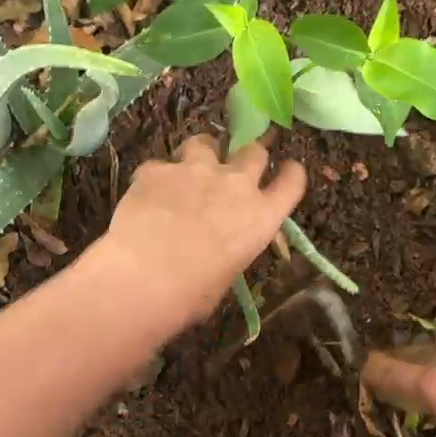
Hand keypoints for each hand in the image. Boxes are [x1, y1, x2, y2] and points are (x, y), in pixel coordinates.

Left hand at [96, 134, 306, 325]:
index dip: (290, 174)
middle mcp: (235, 185)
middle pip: (254, 152)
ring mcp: (196, 171)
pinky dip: (157, 177)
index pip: (292, 182)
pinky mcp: (158, 169)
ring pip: (206, 142)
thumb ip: (230, 250)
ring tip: (188, 171)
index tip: (286, 172)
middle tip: (232, 171)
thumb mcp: (226, 276)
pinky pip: (160, 164)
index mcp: (260, 218)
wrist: (143, 278)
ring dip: (201, 153)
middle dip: (247, 157)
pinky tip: (147, 194)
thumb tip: (217, 249)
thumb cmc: (190, 294)